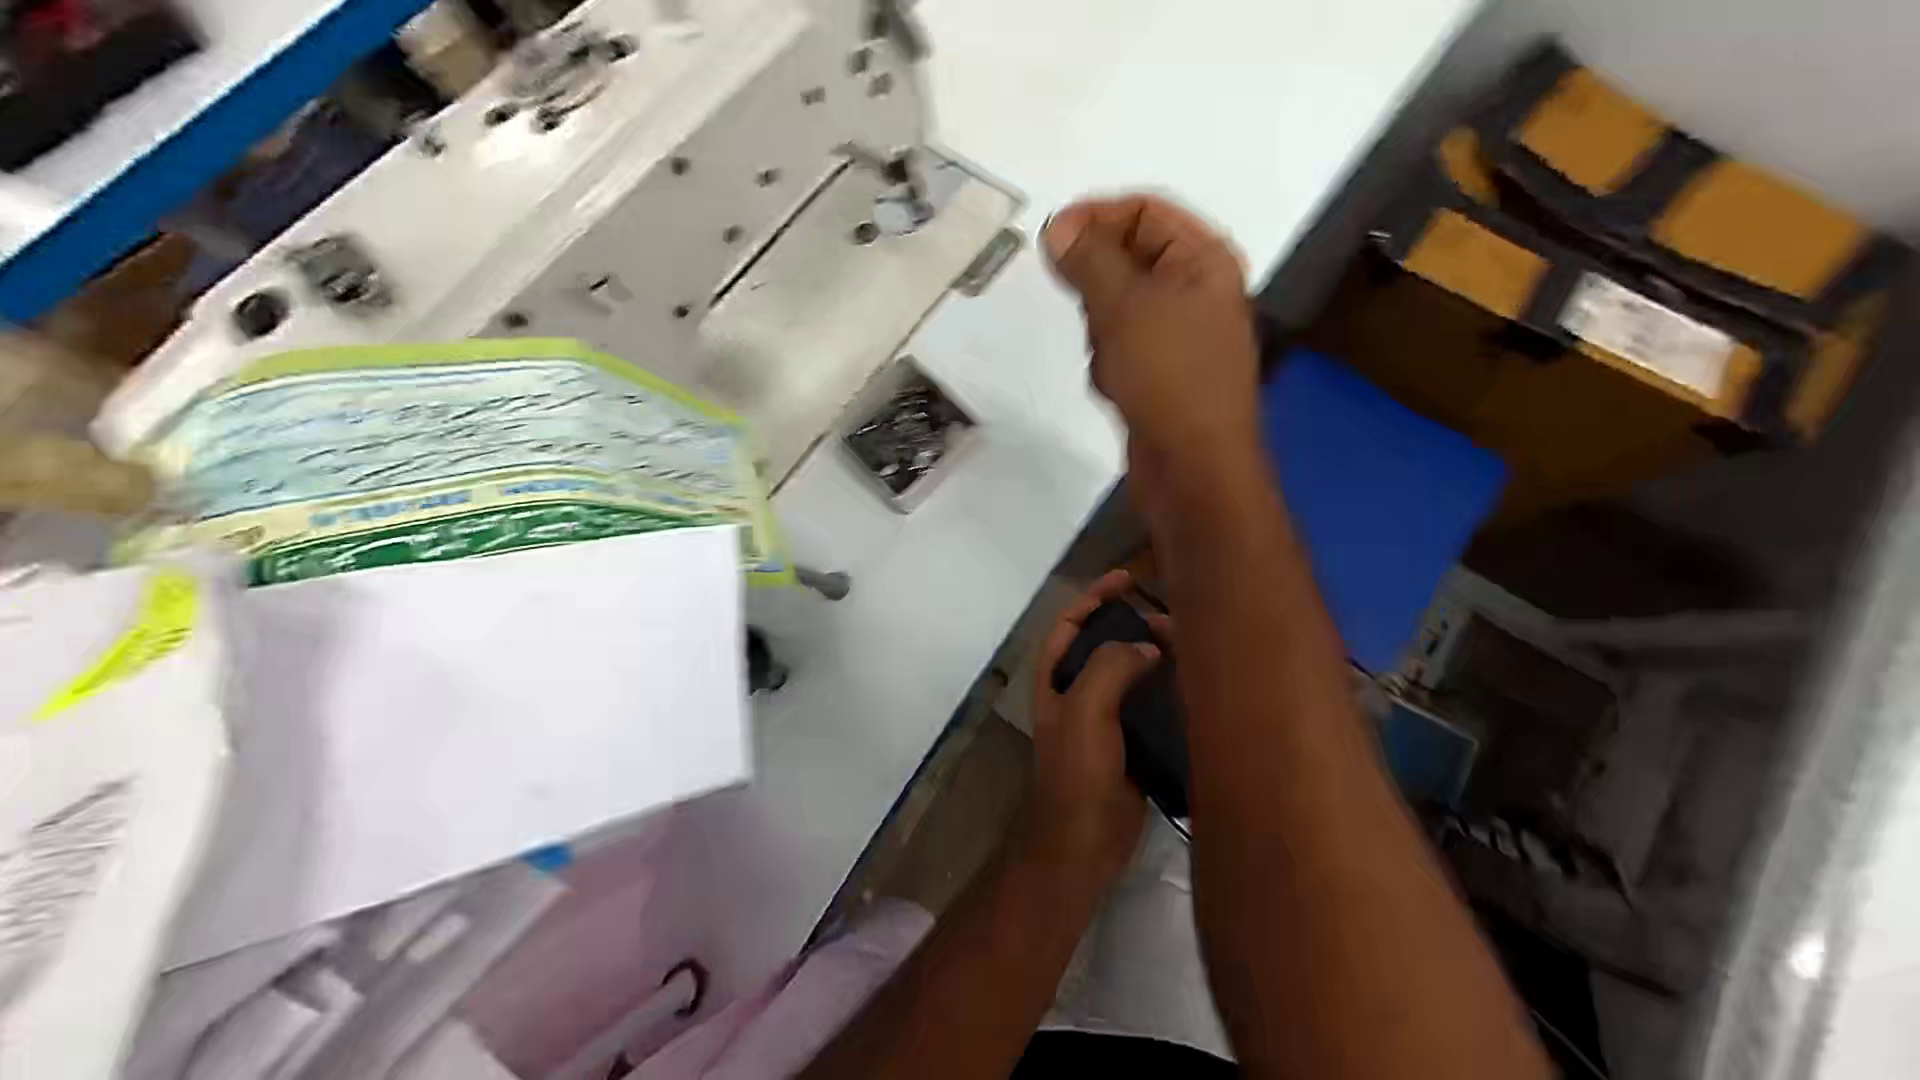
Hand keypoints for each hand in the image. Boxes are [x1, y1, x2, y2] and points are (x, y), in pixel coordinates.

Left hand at [1022, 570, 1157, 890]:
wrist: (1086, 842)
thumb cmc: (1077, 773)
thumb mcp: (1085, 711)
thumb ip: (1109, 667)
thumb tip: (1146, 647)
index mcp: (1056, 678)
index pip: (1071, 623)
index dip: (1094, 596)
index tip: (1127, 579)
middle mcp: (1078, 691)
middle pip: (1106, 644)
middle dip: (1134, 625)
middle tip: (1171, 619)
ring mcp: (1105, 716)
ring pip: (1132, 672)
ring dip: (1157, 656)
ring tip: (1189, 645)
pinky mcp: (1131, 740)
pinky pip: (1151, 703)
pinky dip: (1169, 688)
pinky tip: (1194, 682)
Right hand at [1045, 195, 1261, 467]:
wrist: (1193, 468)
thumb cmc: (1169, 377)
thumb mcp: (1124, 307)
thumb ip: (1089, 260)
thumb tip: (1059, 226)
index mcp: (1203, 260)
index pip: (1144, 210)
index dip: (1096, 216)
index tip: (1050, 239)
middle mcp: (1196, 290)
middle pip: (1128, 258)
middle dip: (1097, 286)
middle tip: (1088, 314)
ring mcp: (1179, 335)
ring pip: (1117, 307)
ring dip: (1100, 329)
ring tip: (1109, 358)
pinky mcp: (1160, 372)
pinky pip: (1120, 346)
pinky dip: (1108, 360)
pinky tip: (1115, 386)